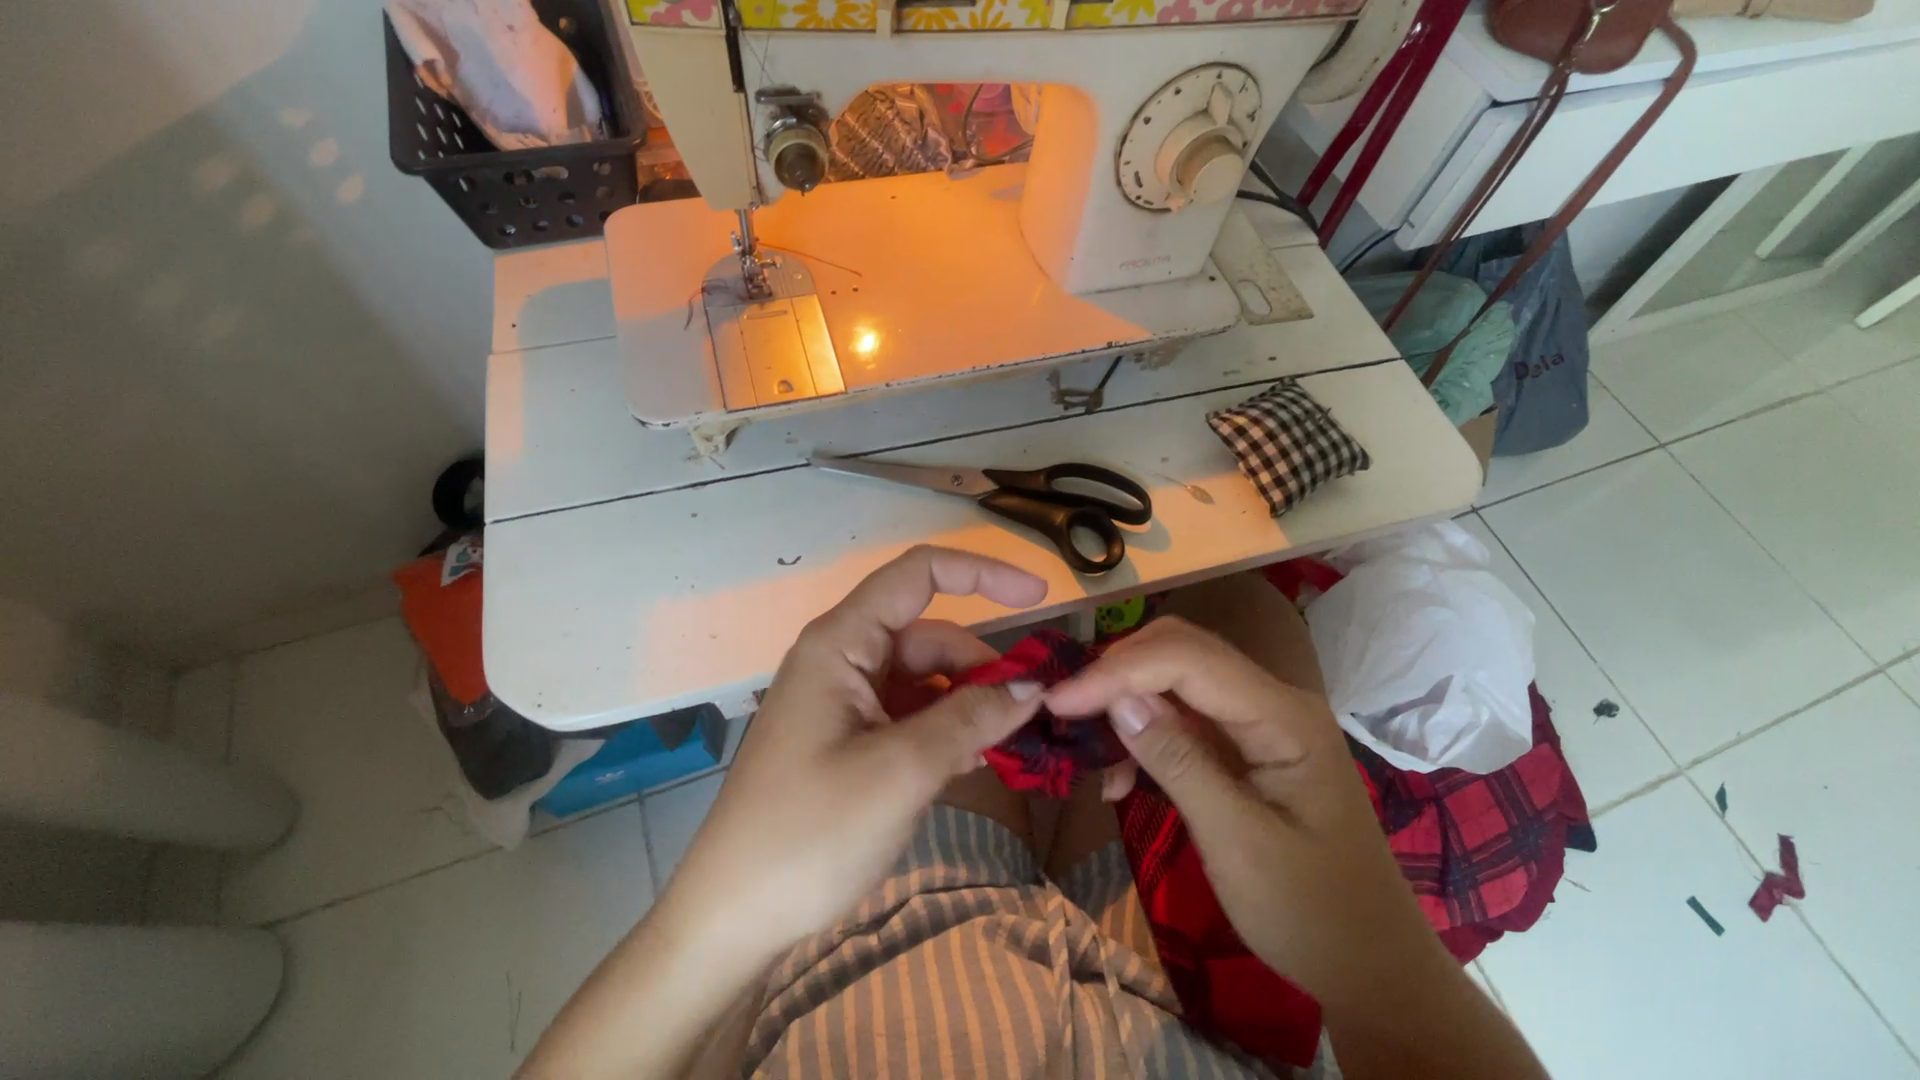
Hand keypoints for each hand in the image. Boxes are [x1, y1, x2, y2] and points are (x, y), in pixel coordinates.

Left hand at [652, 546, 1048, 969]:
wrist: (734, 916)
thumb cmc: (811, 832)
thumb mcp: (901, 771)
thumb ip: (970, 719)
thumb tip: (1032, 687)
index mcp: (840, 643)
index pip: (918, 574)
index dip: (983, 573)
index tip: (1042, 600)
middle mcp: (841, 661)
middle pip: (930, 636)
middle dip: (984, 665)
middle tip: (1035, 713)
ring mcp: (843, 704)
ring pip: (925, 681)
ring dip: (970, 704)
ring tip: (1011, 745)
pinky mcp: (848, 744)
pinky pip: (910, 718)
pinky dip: (947, 731)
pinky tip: (978, 763)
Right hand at [1044, 616, 1430, 994]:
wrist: (1370, 964)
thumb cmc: (1308, 910)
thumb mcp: (1235, 841)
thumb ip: (1178, 761)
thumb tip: (1117, 699)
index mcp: (1283, 716)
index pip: (1188, 660)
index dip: (1116, 671)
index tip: (1057, 702)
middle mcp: (1274, 702)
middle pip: (1183, 653)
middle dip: (1118, 672)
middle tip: (1064, 712)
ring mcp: (1262, 723)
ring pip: (1179, 681)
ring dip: (1127, 702)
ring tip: (1086, 750)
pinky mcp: (1249, 748)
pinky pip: (1187, 719)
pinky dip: (1145, 734)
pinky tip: (1120, 778)